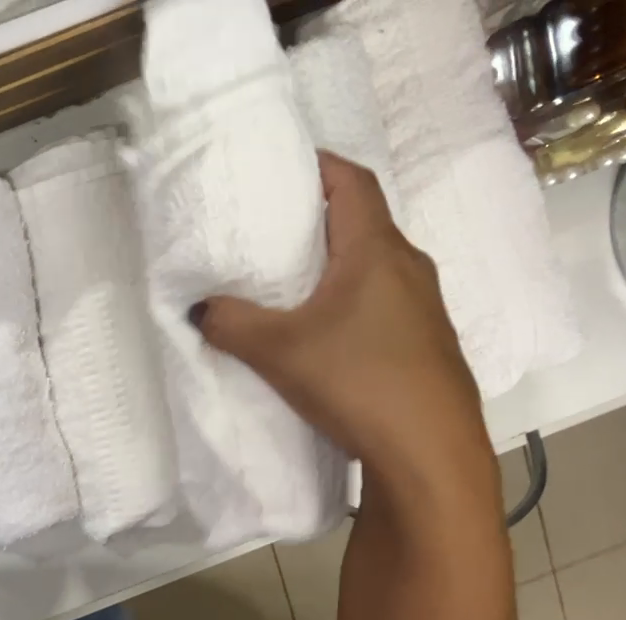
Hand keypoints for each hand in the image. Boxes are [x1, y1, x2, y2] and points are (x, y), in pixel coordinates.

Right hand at [194, 152, 492, 494]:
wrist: (427, 448)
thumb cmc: (356, 380)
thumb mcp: (277, 351)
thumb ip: (230, 323)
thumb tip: (198, 307)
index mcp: (376, 251)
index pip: (353, 183)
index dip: (321, 165)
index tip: (284, 165)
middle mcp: (407, 266)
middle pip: (362, 222)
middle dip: (317, 217)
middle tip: (268, 227)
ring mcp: (421, 304)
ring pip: (370, 263)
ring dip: (332, 261)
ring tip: (285, 278)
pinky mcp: (420, 339)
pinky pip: (378, 297)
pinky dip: (345, 294)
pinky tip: (318, 325)